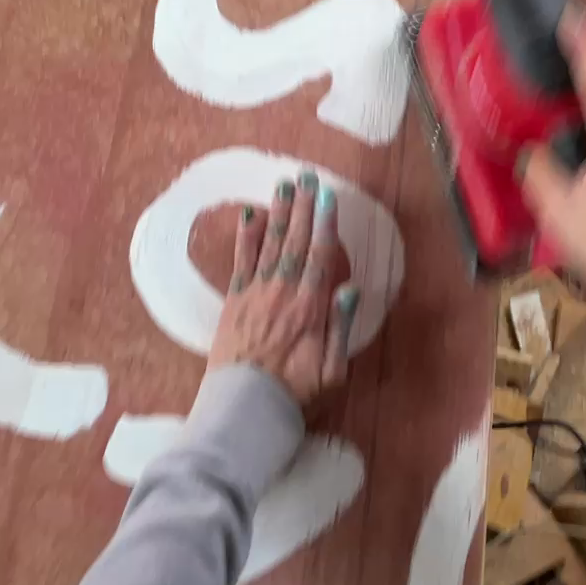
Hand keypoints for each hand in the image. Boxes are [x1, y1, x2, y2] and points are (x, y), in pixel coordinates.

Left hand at [207, 170, 358, 404]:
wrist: (243, 408)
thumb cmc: (294, 390)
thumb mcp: (331, 370)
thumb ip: (340, 328)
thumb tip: (351, 287)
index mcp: (310, 307)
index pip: (321, 256)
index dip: (325, 224)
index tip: (328, 197)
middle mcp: (283, 291)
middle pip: (296, 242)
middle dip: (303, 207)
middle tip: (306, 177)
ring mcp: (256, 292)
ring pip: (271, 244)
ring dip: (278, 213)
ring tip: (284, 185)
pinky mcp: (234, 298)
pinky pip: (241, 260)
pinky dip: (246, 236)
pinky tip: (250, 213)